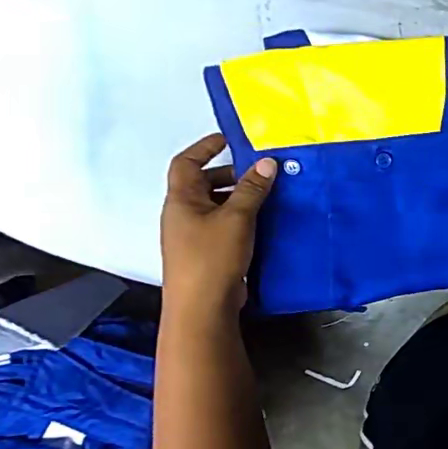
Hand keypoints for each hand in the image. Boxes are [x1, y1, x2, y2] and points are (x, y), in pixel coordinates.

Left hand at [162, 134, 276, 310]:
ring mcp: (192, 236)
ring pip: (215, 206)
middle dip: (229, 174)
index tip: (227, 139)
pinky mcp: (206, 254)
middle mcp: (182, 215)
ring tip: (265, 197)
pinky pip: (222, 226)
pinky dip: (239, 219)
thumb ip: (252, 188)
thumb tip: (266, 162)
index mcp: (181, 200)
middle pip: (202, 183)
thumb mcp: (236, 217)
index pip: (186, 162)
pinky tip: (261, 224)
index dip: (204, 147)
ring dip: (237, 198)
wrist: (202, 309)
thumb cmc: (213, 257)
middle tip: (258, 173)